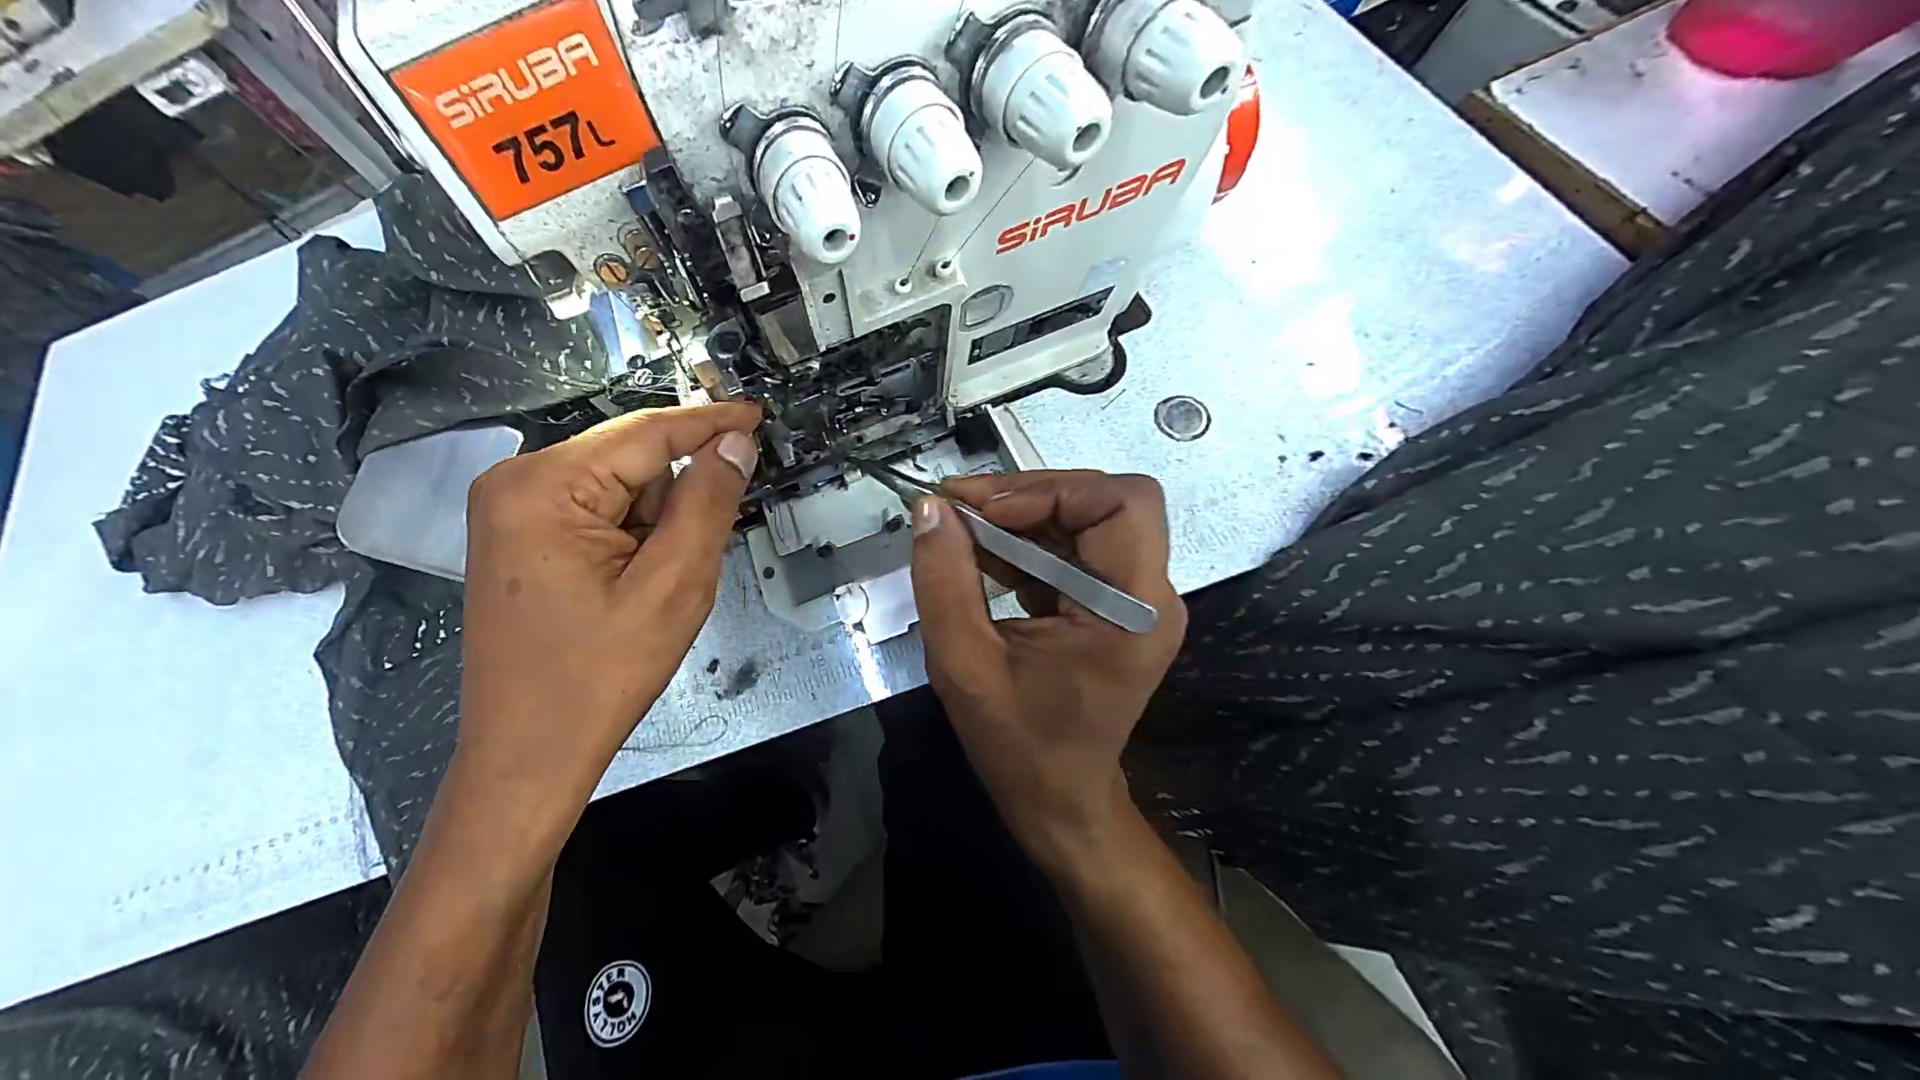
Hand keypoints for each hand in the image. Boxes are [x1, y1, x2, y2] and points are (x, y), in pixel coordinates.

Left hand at [456, 404, 761, 817]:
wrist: (529, 752)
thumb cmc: (600, 675)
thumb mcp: (673, 586)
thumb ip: (707, 503)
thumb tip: (736, 443)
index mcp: (544, 486)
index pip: (646, 432)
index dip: (710, 422)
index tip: (758, 414)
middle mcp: (516, 483)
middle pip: (632, 462)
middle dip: (680, 498)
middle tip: (698, 557)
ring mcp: (512, 511)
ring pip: (621, 489)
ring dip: (658, 525)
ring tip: (658, 588)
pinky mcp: (520, 538)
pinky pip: (599, 513)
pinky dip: (635, 537)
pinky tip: (636, 586)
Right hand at [909, 470, 1186, 873]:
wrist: (1059, 799)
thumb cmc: (1017, 745)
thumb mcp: (963, 664)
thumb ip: (944, 581)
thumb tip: (931, 509)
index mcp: (1133, 613)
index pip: (1120, 504)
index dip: (1050, 491)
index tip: (979, 510)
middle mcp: (1151, 596)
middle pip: (1110, 500)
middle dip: (1034, 494)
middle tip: (964, 508)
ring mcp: (1138, 599)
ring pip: (1091, 516)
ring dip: (1026, 514)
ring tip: (963, 526)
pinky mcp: (1117, 604)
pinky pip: (1078, 548)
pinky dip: (1031, 540)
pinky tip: (984, 553)